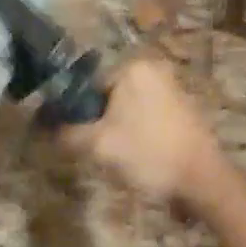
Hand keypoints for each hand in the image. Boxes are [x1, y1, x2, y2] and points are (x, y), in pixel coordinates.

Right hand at [59, 57, 227, 204]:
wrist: (202, 179)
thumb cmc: (148, 154)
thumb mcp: (98, 146)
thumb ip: (67, 133)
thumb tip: (44, 128)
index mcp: (133, 67)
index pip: (87, 86)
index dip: (77, 114)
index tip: (77, 140)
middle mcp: (154, 70)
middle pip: (107, 98)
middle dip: (98, 124)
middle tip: (98, 152)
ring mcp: (173, 89)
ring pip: (127, 110)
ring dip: (117, 132)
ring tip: (119, 158)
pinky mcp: (184, 110)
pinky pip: (147, 119)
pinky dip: (138, 136)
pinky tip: (139, 158)